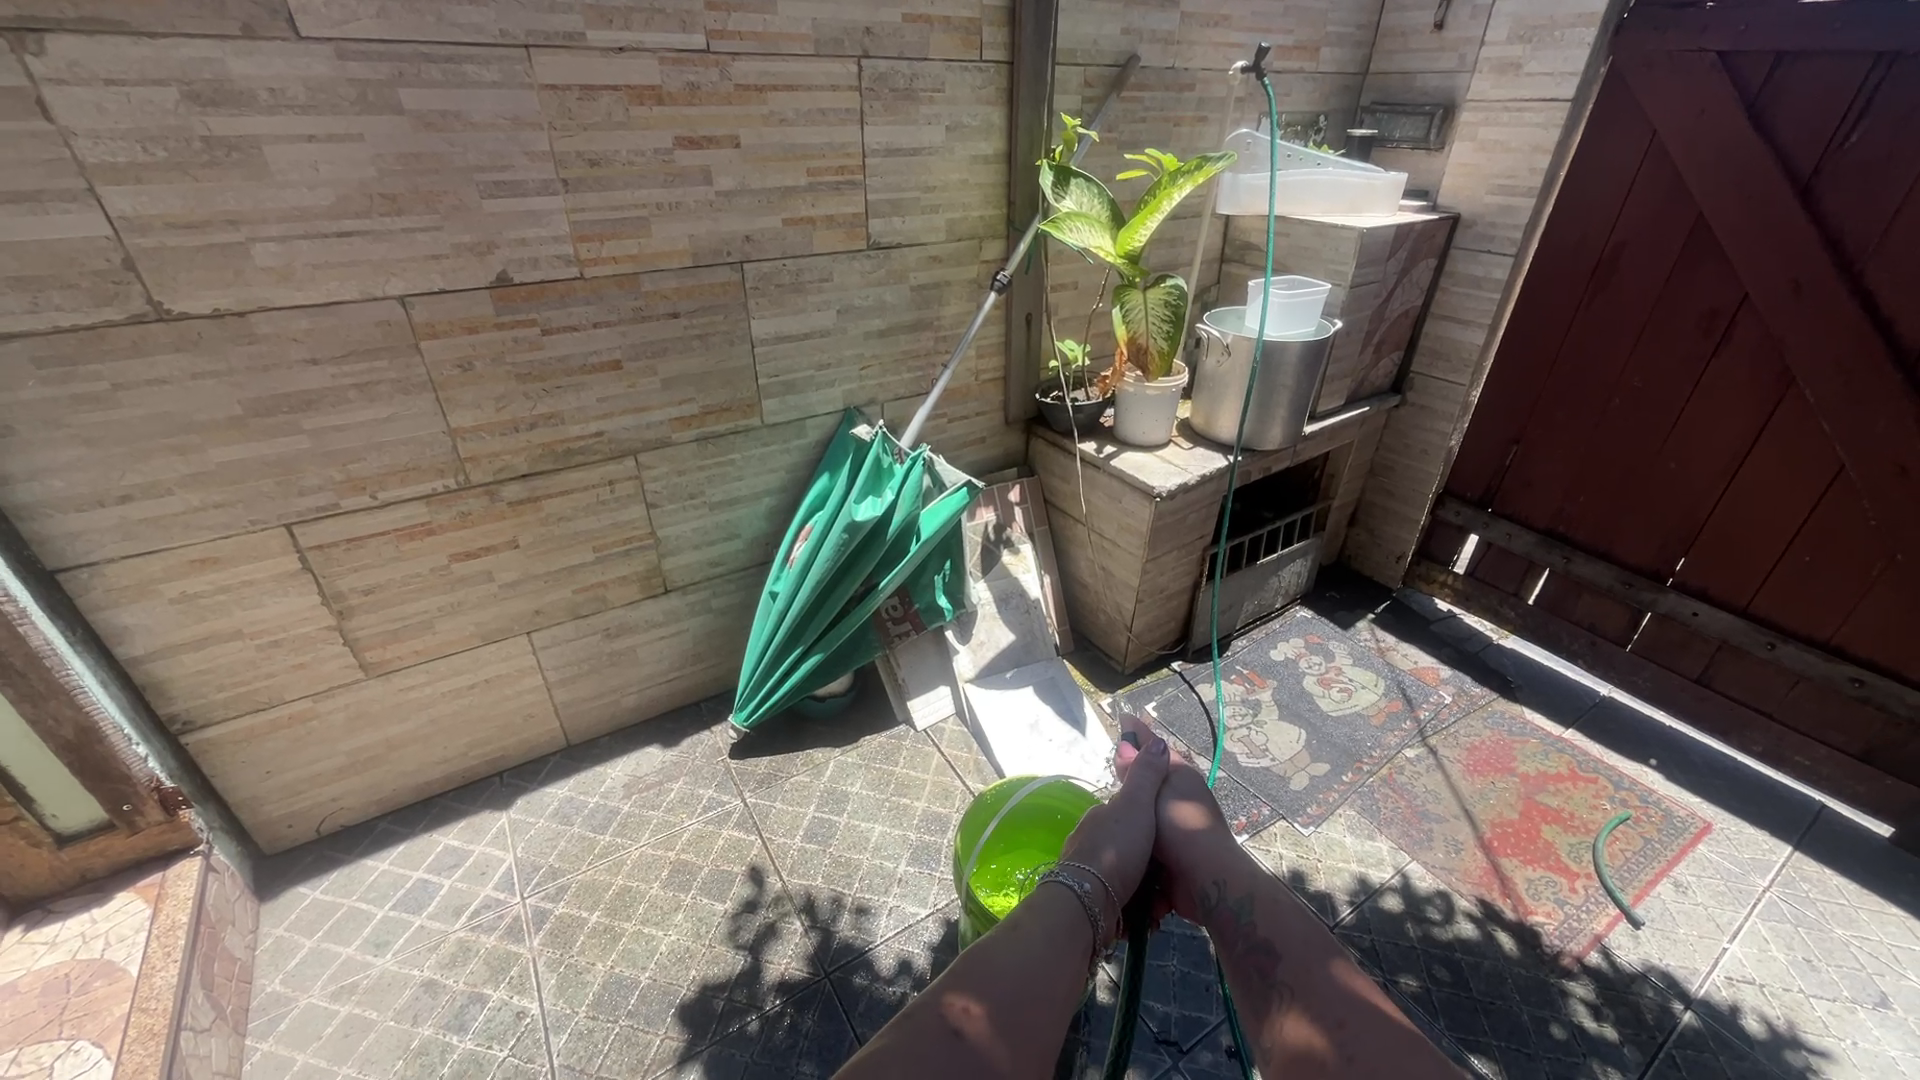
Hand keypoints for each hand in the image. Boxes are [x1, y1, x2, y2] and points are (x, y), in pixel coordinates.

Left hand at [1055, 719, 1170, 943]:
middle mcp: (1091, 843)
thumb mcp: (1136, 805)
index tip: (1170, 844)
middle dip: (1151, 866)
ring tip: (1160, 904)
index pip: (1130, 816)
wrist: (1088, 902)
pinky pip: (1120, 904)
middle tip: (1168, 879)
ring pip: (1128, 879)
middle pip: (1131, 850)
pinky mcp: (1091, 904)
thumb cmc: (1116, 850)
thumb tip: (1156, 741)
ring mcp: (1088, 874)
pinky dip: (1135, 911)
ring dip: (1146, 892)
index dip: (1152, 828)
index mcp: (1101, 818)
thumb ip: (1146, 775)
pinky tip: (1146, 918)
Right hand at [1111, 713, 1251, 925]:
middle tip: (1111, 759)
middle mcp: (1179, 796)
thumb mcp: (1155, 794)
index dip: (1139, 732)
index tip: (1124, 717)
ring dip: (1134, 805)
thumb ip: (1138, 773)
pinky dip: (1138, 831)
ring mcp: (1176, 824)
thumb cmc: (1180, 829)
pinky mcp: (1172, 851)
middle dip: (1133, 769)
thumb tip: (1126, 746)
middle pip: (1151, 777)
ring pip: (1148, 807)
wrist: (1208, 881)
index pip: (1155, 746)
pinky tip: (1122, 833)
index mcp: (1178, 775)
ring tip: (1111, 799)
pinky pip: (1148, 834)